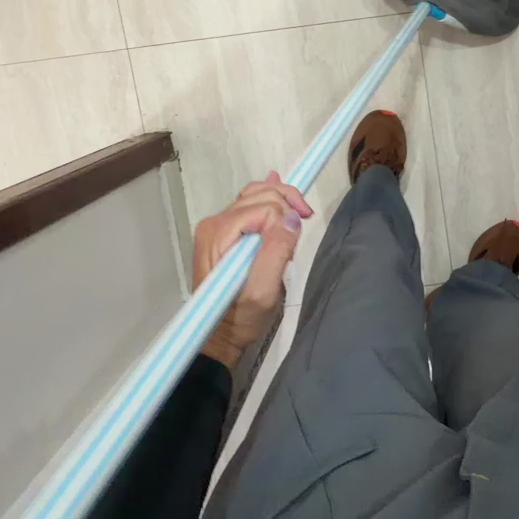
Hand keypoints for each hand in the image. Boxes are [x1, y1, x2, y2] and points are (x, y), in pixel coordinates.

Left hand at [193, 171, 312, 367]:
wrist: (221, 334)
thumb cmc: (241, 316)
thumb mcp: (263, 290)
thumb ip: (276, 251)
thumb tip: (293, 217)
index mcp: (219, 233)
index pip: (265, 206)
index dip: (286, 219)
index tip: (297, 243)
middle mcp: (214, 223)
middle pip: (260, 194)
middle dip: (287, 205)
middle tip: (305, 227)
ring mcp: (217, 226)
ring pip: (255, 194)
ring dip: (281, 202)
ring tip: (298, 218)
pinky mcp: (223, 231)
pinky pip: (248, 203)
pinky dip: (268, 198)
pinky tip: (277, 184)